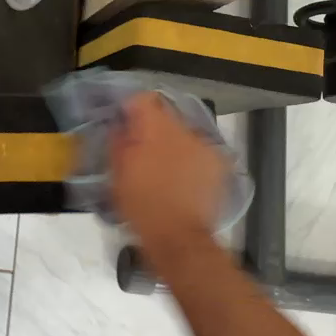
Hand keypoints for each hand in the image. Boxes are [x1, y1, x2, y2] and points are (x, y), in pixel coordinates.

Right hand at [110, 93, 226, 250]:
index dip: (130, 108)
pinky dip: (190, 157)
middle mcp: (185, 129)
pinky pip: (200, 150)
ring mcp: (206, 145)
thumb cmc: (141, 204)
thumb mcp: (116, 172)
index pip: (143, 98)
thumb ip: (118, 139)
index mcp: (156, 127)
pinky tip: (182, 176)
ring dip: (173, 141)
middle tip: (140, 147)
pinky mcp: (219, 164)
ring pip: (184, 132)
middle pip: (165, 114)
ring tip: (163, 164)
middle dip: (152, 126)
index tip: (123, 123)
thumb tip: (120, 123)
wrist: (178, 237)